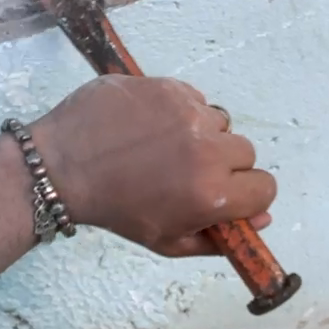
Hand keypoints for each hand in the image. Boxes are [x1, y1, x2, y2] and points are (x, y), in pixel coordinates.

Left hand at [31, 75, 276, 256]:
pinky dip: (181, 112)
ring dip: (203, 135)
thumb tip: (262, 217)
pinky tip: (151, 126)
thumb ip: (220, 237)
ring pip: (220, 123)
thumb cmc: (117, 210)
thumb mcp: (168, 241)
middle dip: (225, 164)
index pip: (265, 187)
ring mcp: (189, 114)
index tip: (227, 193)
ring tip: (165, 146)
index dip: (248, 193)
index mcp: (212, 194)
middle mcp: (208, 151)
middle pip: (246, 153)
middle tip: (188, 171)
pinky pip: (195, 99)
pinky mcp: (169, 87)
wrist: (63, 167)